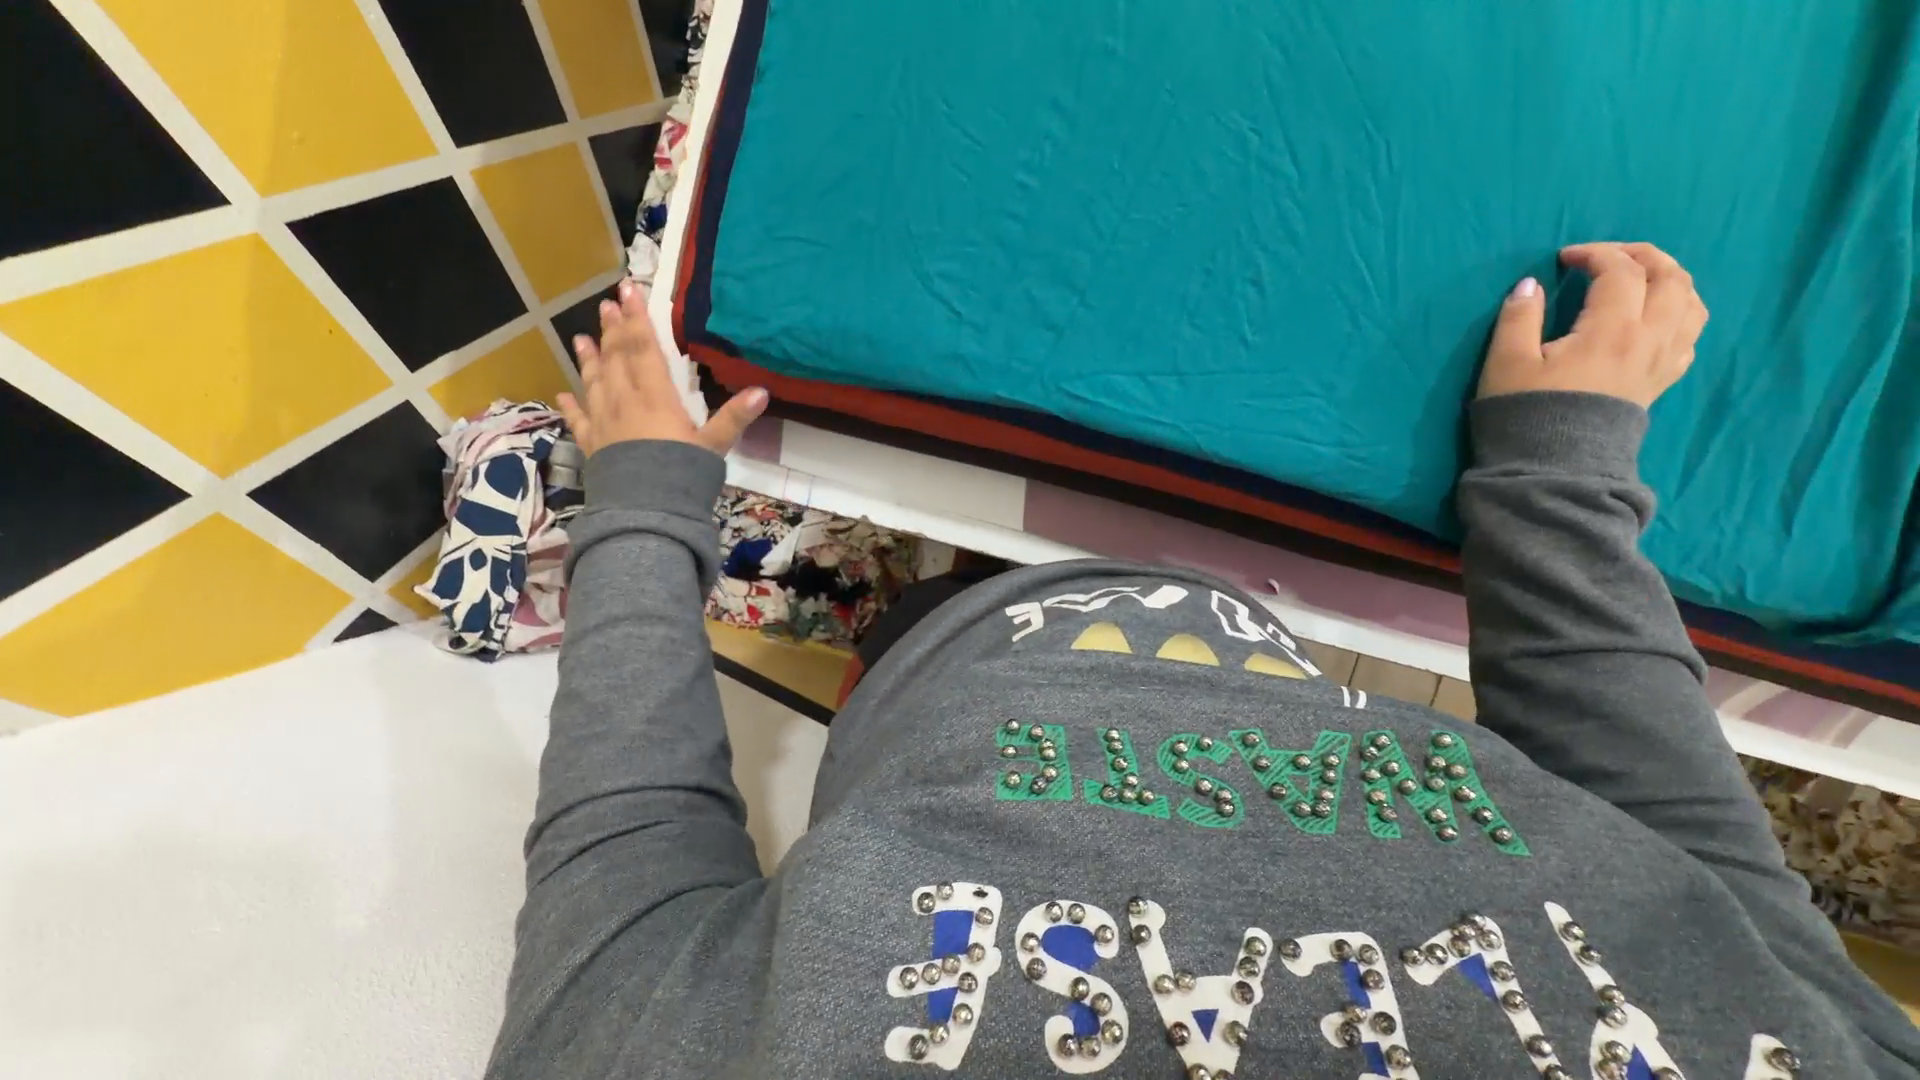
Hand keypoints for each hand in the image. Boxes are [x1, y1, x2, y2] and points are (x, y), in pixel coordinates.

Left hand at [557, 280, 767, 456]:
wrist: (646, 511)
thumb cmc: (682, 474)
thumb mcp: (714, 445)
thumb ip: (734, 417)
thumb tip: (762, 391)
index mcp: (655, 397)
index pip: (644, 349)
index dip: (637, 320)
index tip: (629, 292)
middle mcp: (624, 401)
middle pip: (617, 359)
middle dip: (613, 330)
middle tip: (607, 305)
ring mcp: (604, 422)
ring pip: (594, 382)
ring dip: (589, 358)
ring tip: (582, 337)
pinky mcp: (592, 445)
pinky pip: (579, 420)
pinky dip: (572, 405)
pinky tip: (565, 394)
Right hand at [1480, 242, 1708, 407]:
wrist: (1554, 464)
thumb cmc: (1527, 410)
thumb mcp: (1507, 362)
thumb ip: (1519, 317)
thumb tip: (1530, 284)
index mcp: (1612, 328)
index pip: (1619, 271)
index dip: (1594, 254)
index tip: (1565, 257)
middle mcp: (1649, 337)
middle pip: (1669, 277)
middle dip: (1641, 256)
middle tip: (1609, 255)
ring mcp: (1662, 360)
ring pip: (1690, 302)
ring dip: (1669, 279)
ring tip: (1641, 277)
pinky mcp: (1662, 380)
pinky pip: (1689, 334)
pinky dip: (1679, 312)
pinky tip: (1657, 315)